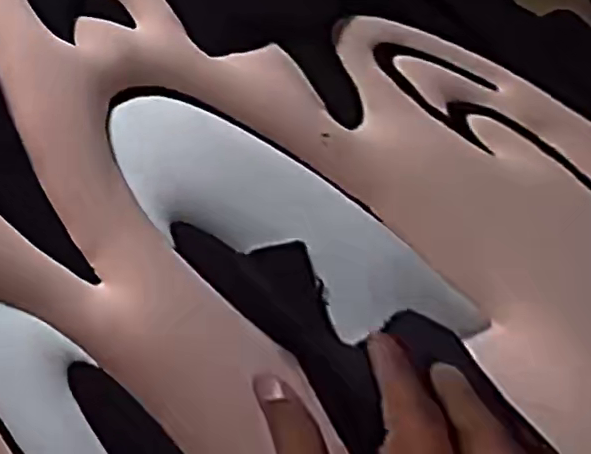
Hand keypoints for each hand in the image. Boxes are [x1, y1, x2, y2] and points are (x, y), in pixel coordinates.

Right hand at [257, 332, 530, 452]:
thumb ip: (294, 433)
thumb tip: (271, 385)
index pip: (410, 405)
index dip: (394, 368)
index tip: (383, 343)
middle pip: (477, 431)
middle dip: (458, 394)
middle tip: (439, 366)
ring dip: (498, 427)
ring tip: (480, 405)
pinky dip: (515, 452)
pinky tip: (504, 446)